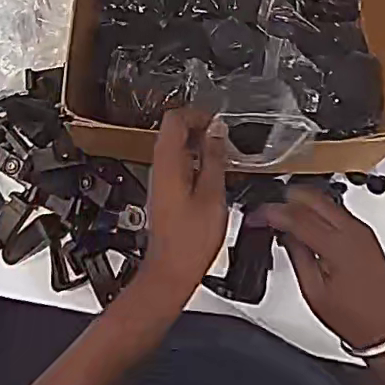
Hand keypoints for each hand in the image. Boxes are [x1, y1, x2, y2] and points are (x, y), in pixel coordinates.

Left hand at [140, 107, 230, 297]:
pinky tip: (213, 177)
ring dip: (200, 146)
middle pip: (174, 130)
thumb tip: (218, 131)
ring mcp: (161, 179)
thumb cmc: (190, 240)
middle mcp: (159, 167)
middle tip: (224, 140)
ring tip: (223, 157)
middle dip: (201, 128)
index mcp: (168, 162)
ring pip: (177, 147)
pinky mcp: (166, 191)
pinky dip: (197, 162)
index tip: (218, 123)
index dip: (198, 114)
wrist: (171, 271)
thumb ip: (215, 157)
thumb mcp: (212, 193)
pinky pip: (179, 164)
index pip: (174, 118)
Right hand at [255, 184, 384, 349]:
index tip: (257, 215)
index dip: (271, 212)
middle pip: (312, 196)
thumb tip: (283, 232)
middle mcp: (352, 230)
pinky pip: (335, 209)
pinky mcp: (364, 232)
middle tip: (267, 211)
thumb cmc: (355, 317)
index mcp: (338, 245)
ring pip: (324, 199)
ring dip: (301, 202)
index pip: (297, 215)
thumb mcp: (313, 291)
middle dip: (285, 199)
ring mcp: (361, 229)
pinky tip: (304, 223)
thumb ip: (297, 255)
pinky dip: (316, 210)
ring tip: (282, 218)